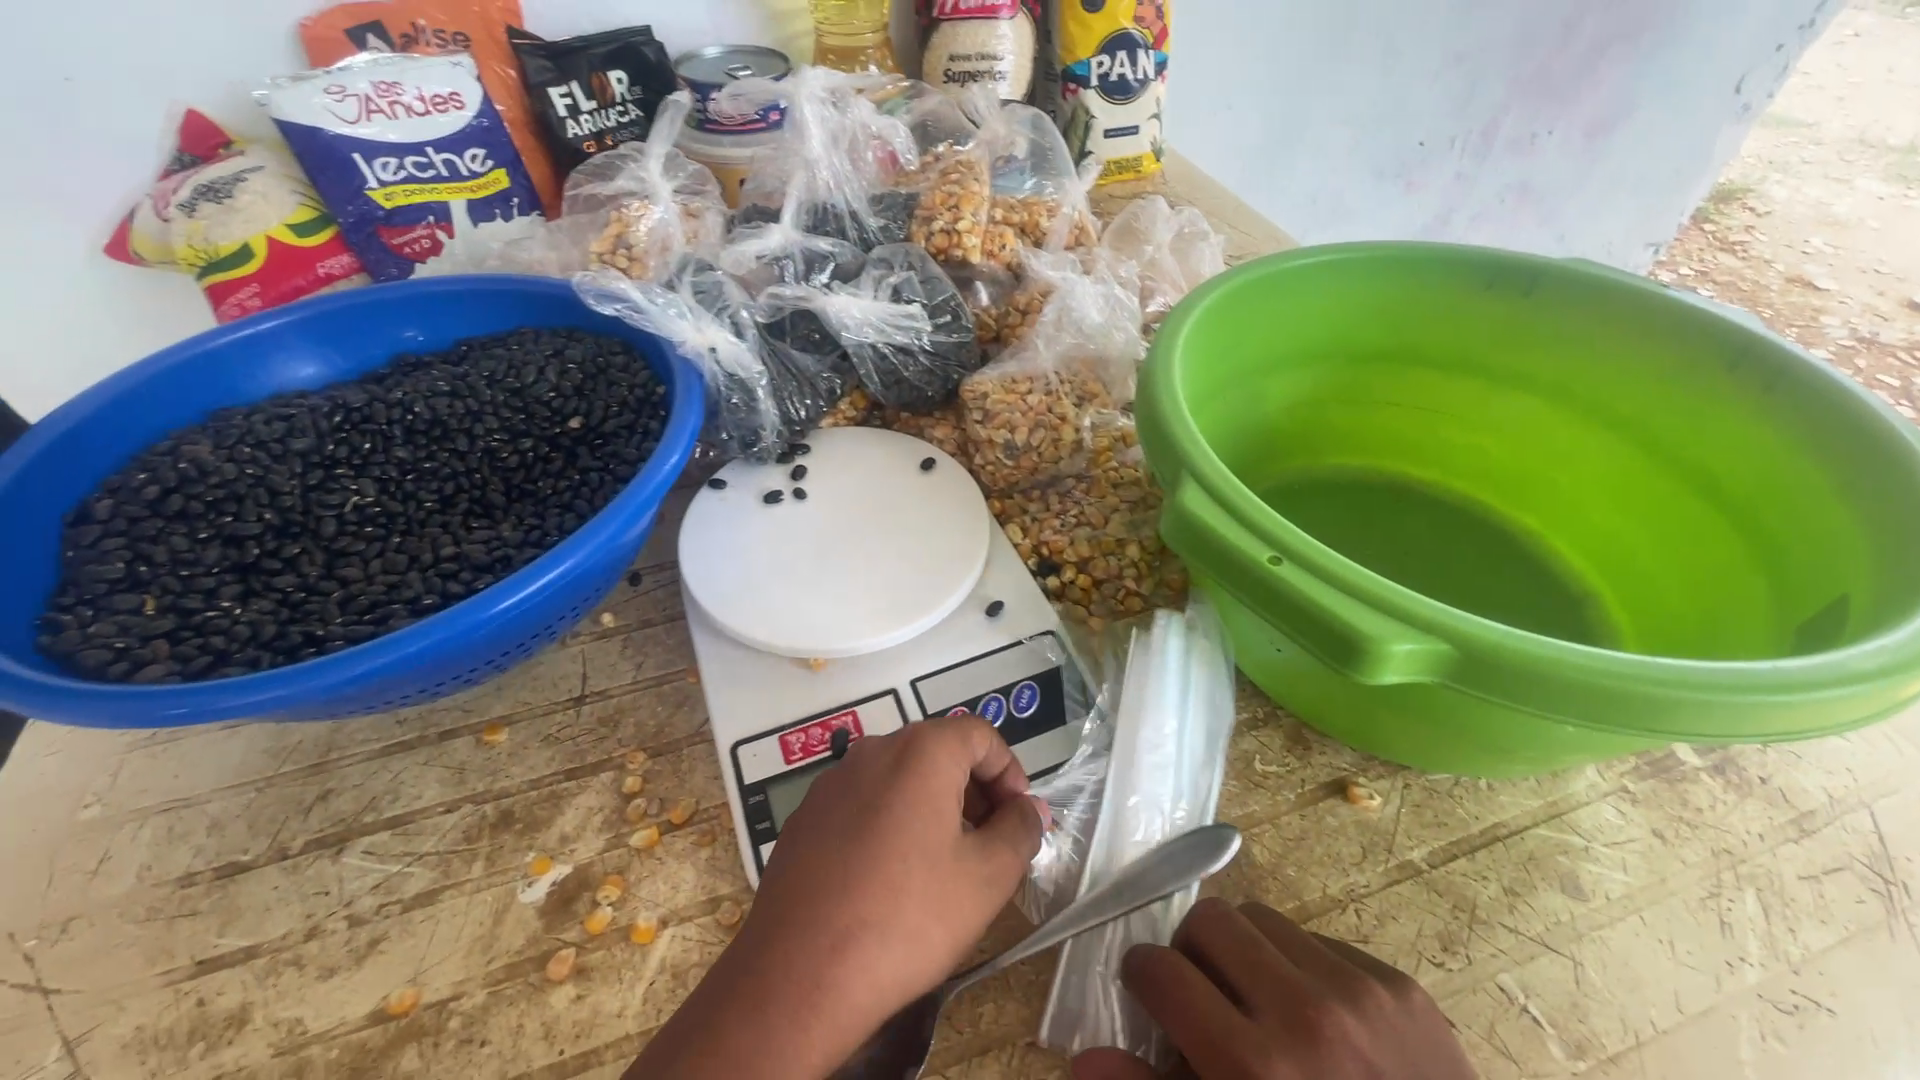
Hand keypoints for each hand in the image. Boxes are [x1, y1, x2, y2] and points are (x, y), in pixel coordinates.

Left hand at [628, 715, 1045, 1079]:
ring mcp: (830, 784)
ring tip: (944, 866)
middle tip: (991, 844)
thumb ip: (1020, 830)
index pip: (981, 735)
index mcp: (920, 751)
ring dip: (933, 807)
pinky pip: (863, 805)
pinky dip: (891, 824)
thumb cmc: (907, 918)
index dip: (1010, 772)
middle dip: (974, 790)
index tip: (1019, 820)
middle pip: (938, 752)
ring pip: (898, 778)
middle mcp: (872, 752)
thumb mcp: (987, 877)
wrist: (800, 975)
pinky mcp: (805, 819)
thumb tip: (1029, 809)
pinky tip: (891, 880)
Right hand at [1072, 899, 1475, 1079]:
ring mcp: (1359, 992)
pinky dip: (1301, 966)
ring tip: (1257, 998)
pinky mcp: (1400, 985)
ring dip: (1244, 949)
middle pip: (1208, 919)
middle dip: (1191, 949)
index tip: (1149, 992)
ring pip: (1262, 917)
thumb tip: (1081, 1057)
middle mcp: (1304, 1013)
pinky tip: (1317, 1018)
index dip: (1142, 976)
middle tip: (1201, 992)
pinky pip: (1321, 941)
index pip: (1160, 970)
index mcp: (1253, 1066)